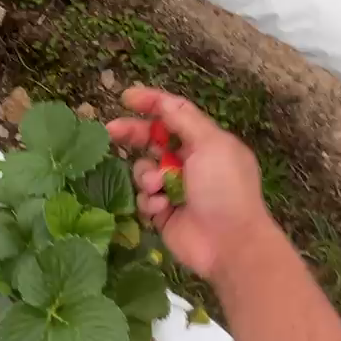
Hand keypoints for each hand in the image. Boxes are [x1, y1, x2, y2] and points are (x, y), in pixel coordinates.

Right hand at [106, 86, 273, 281]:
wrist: (229, 242)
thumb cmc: (224, 188)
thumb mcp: (210, 145)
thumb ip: (184, 120)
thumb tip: (163, 102)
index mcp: (205, 142)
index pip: (174, 114)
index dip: (151, 103)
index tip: (126, 97)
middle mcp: (189, 162)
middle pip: (152, 140)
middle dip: (133, 134)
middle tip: (112, 131)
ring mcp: (174, 188)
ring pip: (144, 170)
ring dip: (147, 176)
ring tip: (158, 186)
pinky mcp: (163, 213)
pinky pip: (144, 198)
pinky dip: (151, 201)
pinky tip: (163, 208)